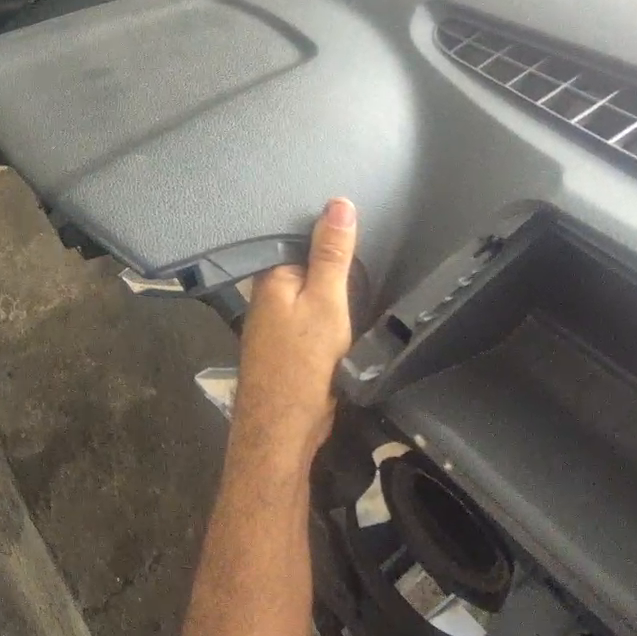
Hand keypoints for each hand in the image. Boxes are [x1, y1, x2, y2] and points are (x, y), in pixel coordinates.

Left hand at [233, 198, 358, 455]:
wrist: (283, 432)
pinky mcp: (286, 348)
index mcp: (271, 277)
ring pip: (311, 296)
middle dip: (333, 267)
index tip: (362, 231)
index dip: (331, 236)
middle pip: (307, 268)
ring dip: (334, 295)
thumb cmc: (303, 364)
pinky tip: (347, 323)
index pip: (301, 239)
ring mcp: (273, 324)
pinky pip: (311, 320)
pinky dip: (329, 319)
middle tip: (370, 260)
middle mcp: (266, 296)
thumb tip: (338, 203)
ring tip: (364, 287)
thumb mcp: (326, 301)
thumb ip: (332, 254)